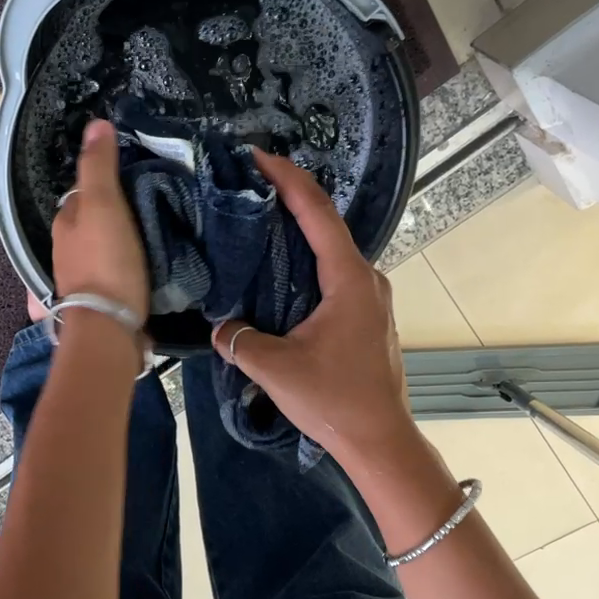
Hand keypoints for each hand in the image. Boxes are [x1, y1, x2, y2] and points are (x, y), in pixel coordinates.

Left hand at [51, 119, 148, 319]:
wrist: (109, 326)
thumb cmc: (106, 261)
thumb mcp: (103, 204)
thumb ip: (98, 166)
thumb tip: (96, 124)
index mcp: (64, 223)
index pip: (81, 193)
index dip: (102, 183)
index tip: (128, 179)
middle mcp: (65, 251)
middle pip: (89, 223)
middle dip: (109, 215)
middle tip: (141, 208)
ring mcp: (79, 279)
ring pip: (98, 250)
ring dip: (114, 244)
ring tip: (143, 238)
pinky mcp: (98, 302)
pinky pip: (110, 276)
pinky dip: (120, 269)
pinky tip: (136, 270)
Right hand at [212, 151, 423, 479]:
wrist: (380, 441)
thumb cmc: (334, 400)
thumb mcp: (275, 368)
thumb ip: (239, 340)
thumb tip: (218, 327)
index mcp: (348, 279)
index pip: (317, 213)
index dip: (288, 179)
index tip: (258, 157)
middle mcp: (366, 279)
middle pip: (327, 227)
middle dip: (289, 202)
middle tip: (248, 190)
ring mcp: (372, 300)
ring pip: (331, 255)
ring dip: (298, 238)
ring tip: (258, 230)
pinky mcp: (368, 319)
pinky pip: (335, 278)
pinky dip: (307, 267)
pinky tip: (280, 279)